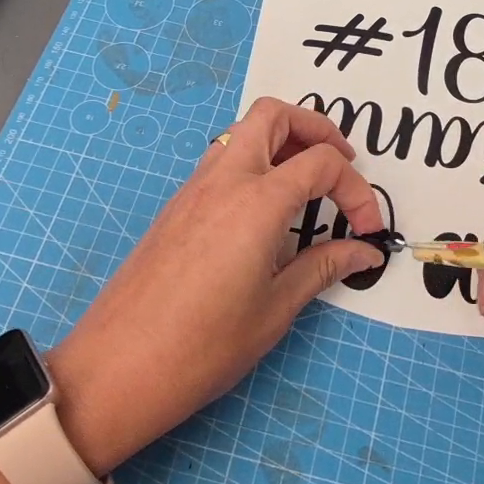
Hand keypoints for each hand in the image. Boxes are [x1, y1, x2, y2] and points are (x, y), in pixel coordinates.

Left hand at [48, 98, 384, 474]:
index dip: (357, 191)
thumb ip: (322, 267)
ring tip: (306, 186)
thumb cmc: (203, 345)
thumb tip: (364, 252)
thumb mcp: (274, 309)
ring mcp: (194, 189)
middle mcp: (224, 179)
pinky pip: (222, 161)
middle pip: (273, 115)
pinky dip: (254, 165)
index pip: (321, 164)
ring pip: (242, 132)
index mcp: (256, 201)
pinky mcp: (176, 207)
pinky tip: (265, 214)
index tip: (368, 230)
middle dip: (315, 128)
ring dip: (281, 142)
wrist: (116, 368)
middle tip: (340, 167)